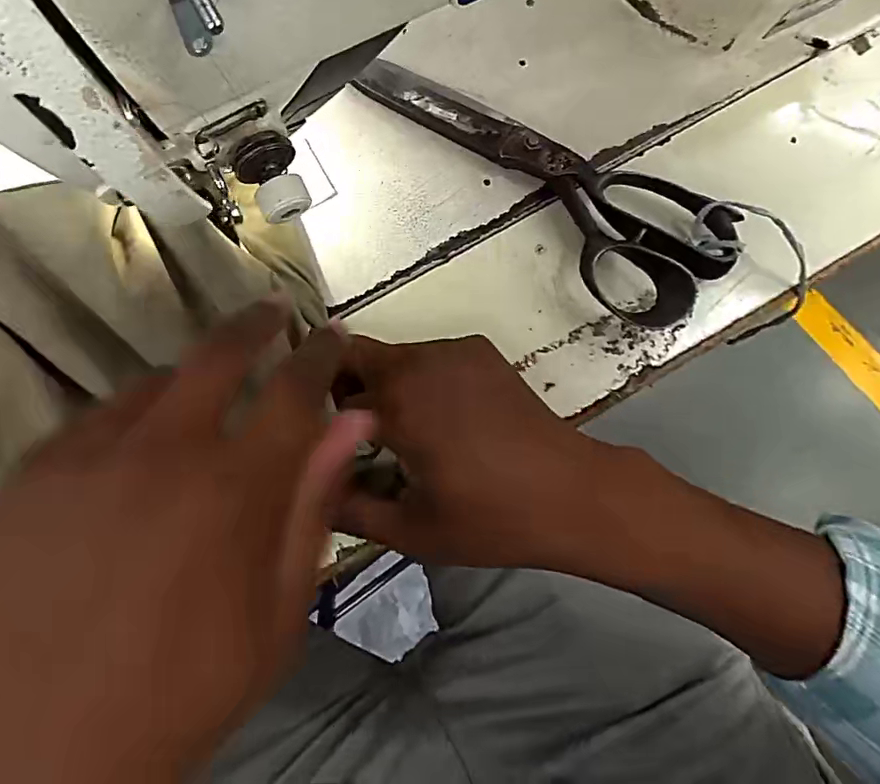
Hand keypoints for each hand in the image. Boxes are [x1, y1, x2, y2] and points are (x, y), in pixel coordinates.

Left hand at [0, 302, 371, 783]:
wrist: (36, 755)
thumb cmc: (184, 689)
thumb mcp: (278, 613)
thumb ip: (316, 505)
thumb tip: (354, 421)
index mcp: (234, 488)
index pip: (294, 390)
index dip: (319, 354)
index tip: (332, 333)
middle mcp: (163, 451)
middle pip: (220, 354)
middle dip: (256, 323)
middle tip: (273, 311)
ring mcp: (89, 455)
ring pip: (155, 382)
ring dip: (190, 379)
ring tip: (202, 399)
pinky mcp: (33, 474)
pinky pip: (96, 419)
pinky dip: (130, 420)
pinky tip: (132, 453)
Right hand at [334, 334, 844, 678]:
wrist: (572, 492)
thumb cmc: (490, 517)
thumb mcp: (410, 528)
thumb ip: (347, 506)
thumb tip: (308, 486)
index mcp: (396, 399)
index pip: (328, 380)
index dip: (315, 407)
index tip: (313, 434)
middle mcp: (419, 360)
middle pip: (359, 355)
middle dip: (346, 387)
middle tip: (352, 433)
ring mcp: (454, 350)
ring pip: (395, 356)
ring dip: (385, 384)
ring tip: (399, 431)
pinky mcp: (480, 351)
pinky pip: (429, 356)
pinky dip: (419, 378)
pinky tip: (440, 418)